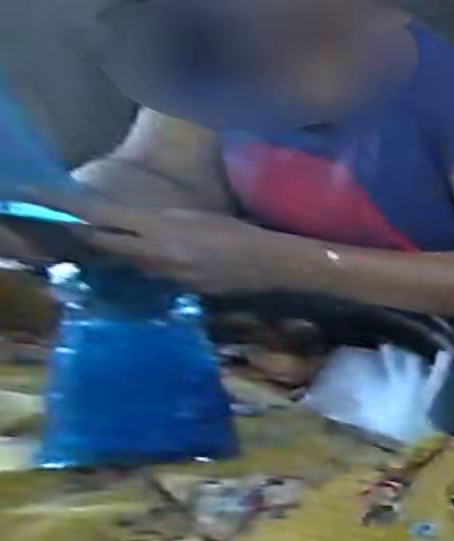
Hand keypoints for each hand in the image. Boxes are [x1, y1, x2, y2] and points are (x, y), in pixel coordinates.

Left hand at [82, 207, 283, 294]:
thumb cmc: (242, 235)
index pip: (94, 217)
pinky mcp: (192, 292)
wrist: (280, 267)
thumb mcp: (191, 218)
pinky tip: (159, 267)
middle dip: (86, 235)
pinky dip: (151, 271)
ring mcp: (175, 277)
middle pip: (103, 245)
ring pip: (129, 264)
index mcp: (158, 230)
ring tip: (116, 247)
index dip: (62, 208)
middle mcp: (159, 256)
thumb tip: (115, 220)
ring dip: (119, 255)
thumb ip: (151, 220)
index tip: (37, 199)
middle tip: (71, 227)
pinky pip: (159, 279)